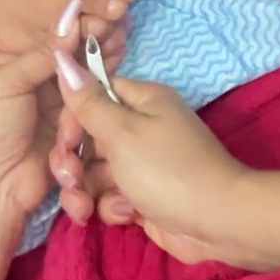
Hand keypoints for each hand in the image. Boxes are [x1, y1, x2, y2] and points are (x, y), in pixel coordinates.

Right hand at [50, 55, 279, 272]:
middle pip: (87, 139)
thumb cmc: (168, 169)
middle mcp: (141, 128)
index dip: (71, 121)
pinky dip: (112, 206)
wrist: (217, 222)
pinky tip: (127, 215)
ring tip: (84, 210)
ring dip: (84, 191)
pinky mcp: (143, 196)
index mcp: (142, 101)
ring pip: (94, 172)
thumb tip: (61, 57)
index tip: (66, 143)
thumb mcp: (122, 132)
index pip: (92, 98)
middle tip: (71, 181)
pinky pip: (111, 196)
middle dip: (72, 163)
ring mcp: (141, 165)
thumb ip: (87, 101)